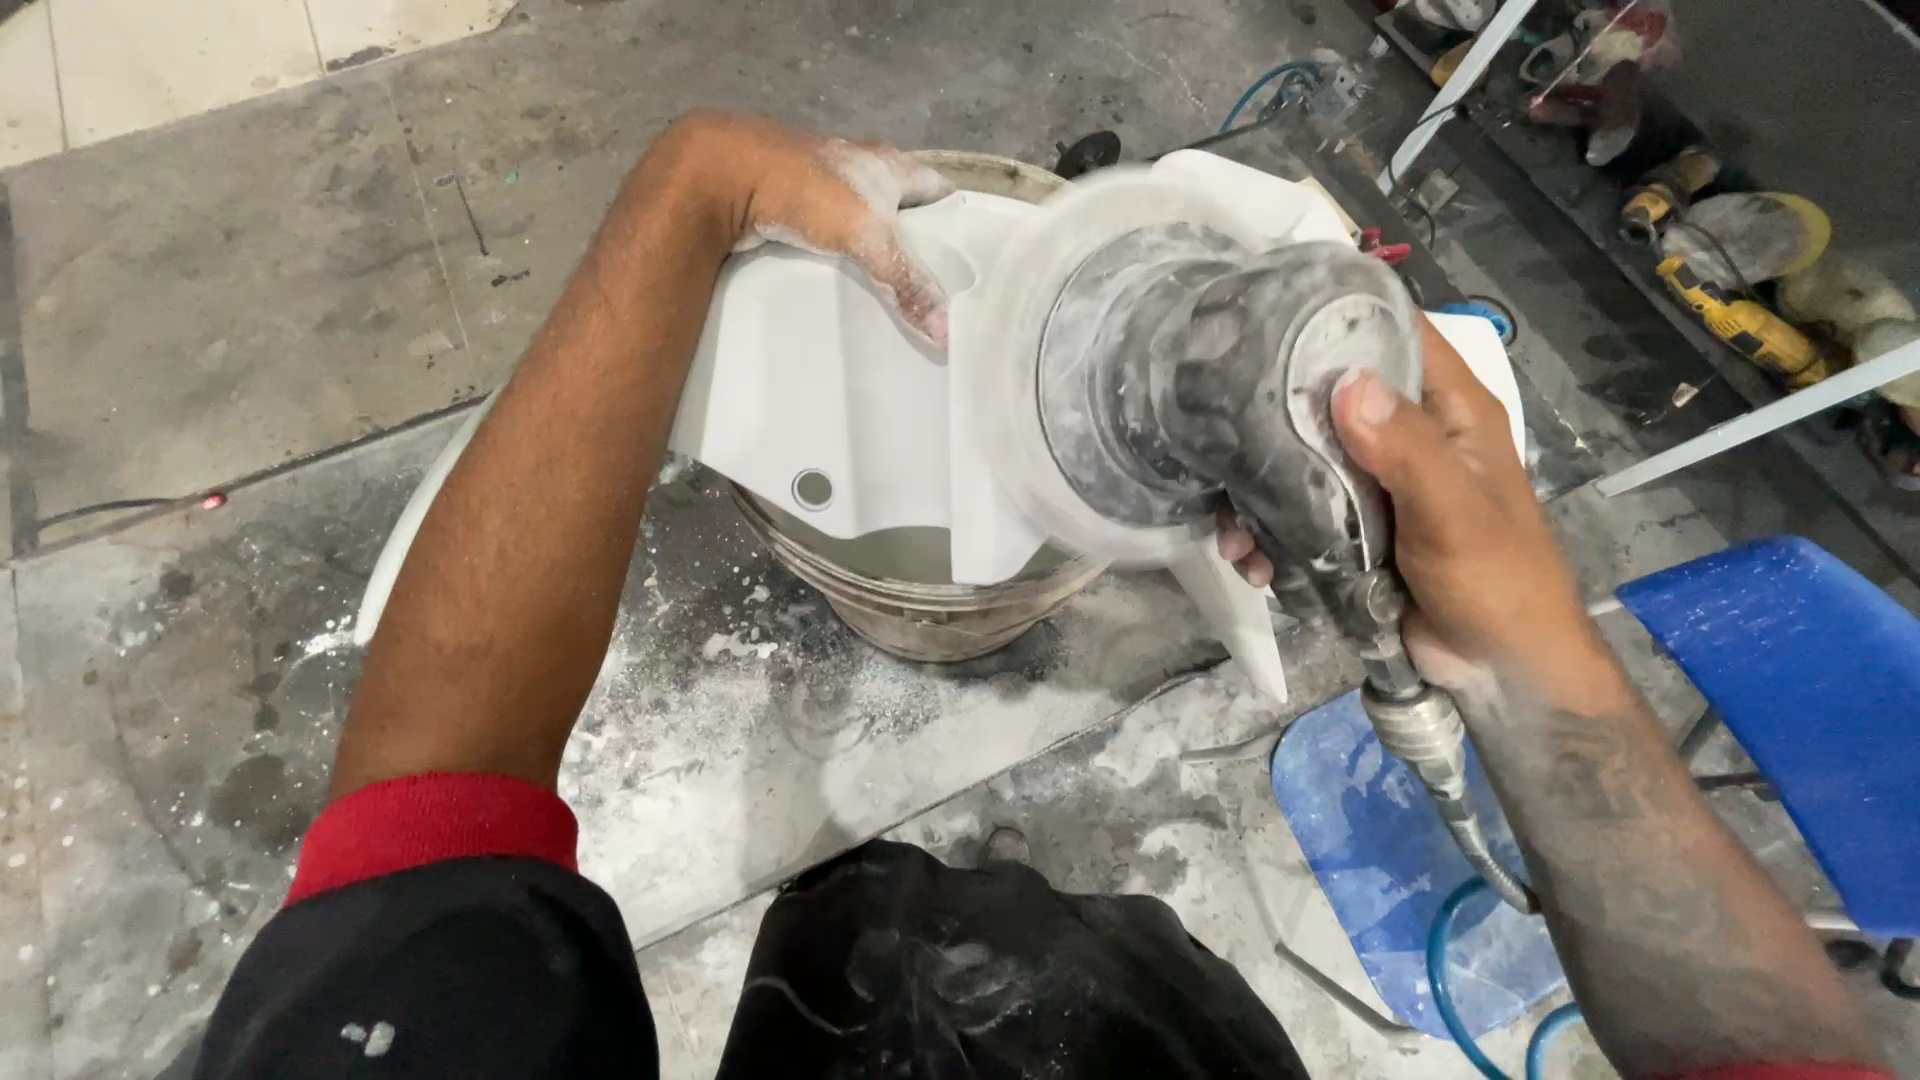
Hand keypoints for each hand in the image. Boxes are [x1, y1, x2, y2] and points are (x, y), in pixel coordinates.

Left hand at [660, 111, 955, 343]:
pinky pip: (832, 236)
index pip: (938, 189)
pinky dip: (842, 257)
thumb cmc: (807, 190)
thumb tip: (945, 333)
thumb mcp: (867, 236)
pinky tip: (845, 283)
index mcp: (887, 164)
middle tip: (932, 286)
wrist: (722, 174)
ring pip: (865, 221)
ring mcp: (825, 187)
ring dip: (877, 250)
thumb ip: (906, 282)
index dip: (955, 220)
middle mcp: (860, 169)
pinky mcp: (795, 206)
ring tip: (893, 293)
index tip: (967, 260)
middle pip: (903, 207)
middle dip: (916, 241)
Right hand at [1219, 319, 1602, 695]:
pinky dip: (1267, 537)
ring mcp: (1371, 484)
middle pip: (1330, 399)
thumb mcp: (1454, 512)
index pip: (1396, 336)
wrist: (1498, 667)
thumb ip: (1406, 449)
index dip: (1341, 317)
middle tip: (1220, 429)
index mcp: (1447, 413)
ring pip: (1300, 463)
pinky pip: (1294, 515)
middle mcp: (1403, 437)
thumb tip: (1344, 382)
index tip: (1271, 319)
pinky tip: (1252, 562)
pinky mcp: (1348, 527)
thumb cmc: (1496, 580)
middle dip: (1275, 417)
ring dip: (1259, 494)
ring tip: (1235, 533)